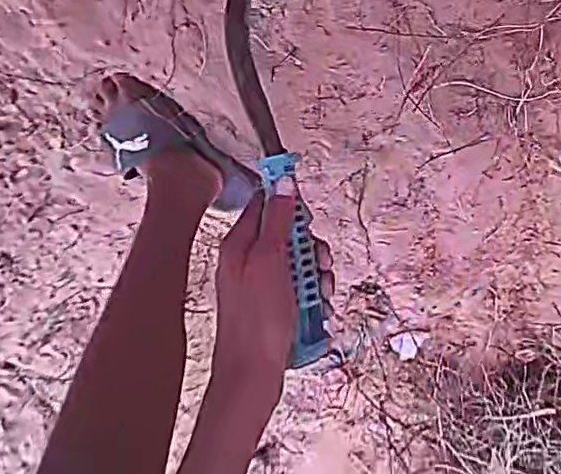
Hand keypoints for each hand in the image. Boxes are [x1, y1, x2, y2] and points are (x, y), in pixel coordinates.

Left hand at [206, 180, 336, 385]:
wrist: (251, 379)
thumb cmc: (256, 321)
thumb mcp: (271, 260)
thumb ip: (278, 219)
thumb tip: (283, 181)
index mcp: (239, 243)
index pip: (266, 202)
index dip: (290, 204)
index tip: (307, 216)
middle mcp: (248, 259)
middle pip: (287, 232)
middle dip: (309, 245)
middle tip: (317, 261)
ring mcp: (261, 282)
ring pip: (297, 259)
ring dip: (315, 271)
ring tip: (321, 290)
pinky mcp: (273, 303)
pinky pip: (298, 285)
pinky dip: (312, 292)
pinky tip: (319, 306)